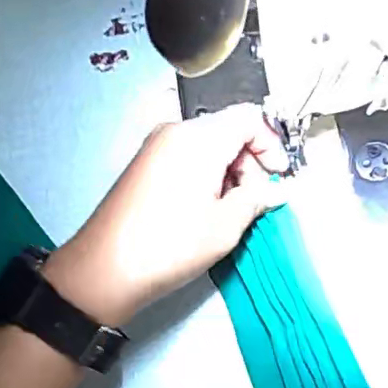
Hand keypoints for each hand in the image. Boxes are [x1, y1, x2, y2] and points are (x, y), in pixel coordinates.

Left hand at [43, 104, 286, 324]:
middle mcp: (175, 133)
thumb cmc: (167, 247)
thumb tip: (275, 189)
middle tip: (256, 201)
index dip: (272, 145)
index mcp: (198, 139)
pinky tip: (208, 212)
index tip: (280, 175)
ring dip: (230, 174)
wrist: (107, 269)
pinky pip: (188, 159)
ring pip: (210, 147)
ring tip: (231, 213)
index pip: (250, 119)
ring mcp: (157, 148)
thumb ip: (257, 198)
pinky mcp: (147, 166)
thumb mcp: (227, 226)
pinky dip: (208, 178)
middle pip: (229, 131)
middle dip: (251, 163)